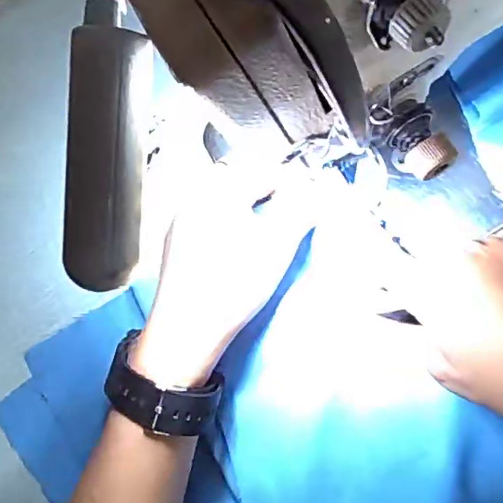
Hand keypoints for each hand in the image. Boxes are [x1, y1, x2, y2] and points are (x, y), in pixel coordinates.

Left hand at [131, 161, 316, 386]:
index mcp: (217, 193)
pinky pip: (216, 219)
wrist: (187, 332)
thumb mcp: (278, 245)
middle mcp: (195, 201)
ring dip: (256, 205)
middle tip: (298, 206)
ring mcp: (185, 224)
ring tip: (277, 226)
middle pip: (244, 180)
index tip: (314, 194)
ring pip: (228, 200)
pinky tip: (249, 245)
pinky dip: (238, 222)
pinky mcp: (182, 246)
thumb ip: (302, 209)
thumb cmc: (230, 288)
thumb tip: (320, 189)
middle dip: (274, 189)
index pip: (266, 170)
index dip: (296, 180)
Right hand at [393, 237, 502, 471]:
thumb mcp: (451, 371)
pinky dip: (494, 271)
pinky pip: (494, 252)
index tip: (398, 311)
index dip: (388, 290)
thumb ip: (409, 338)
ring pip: (461, 254)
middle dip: (426, 283)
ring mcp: (499, 240)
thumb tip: (388, 317)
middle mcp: (461, 248)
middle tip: (450, 322)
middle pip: (425, 257)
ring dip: (461, 276)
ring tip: (492, 315)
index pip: (387, 267)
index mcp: (433, 282)